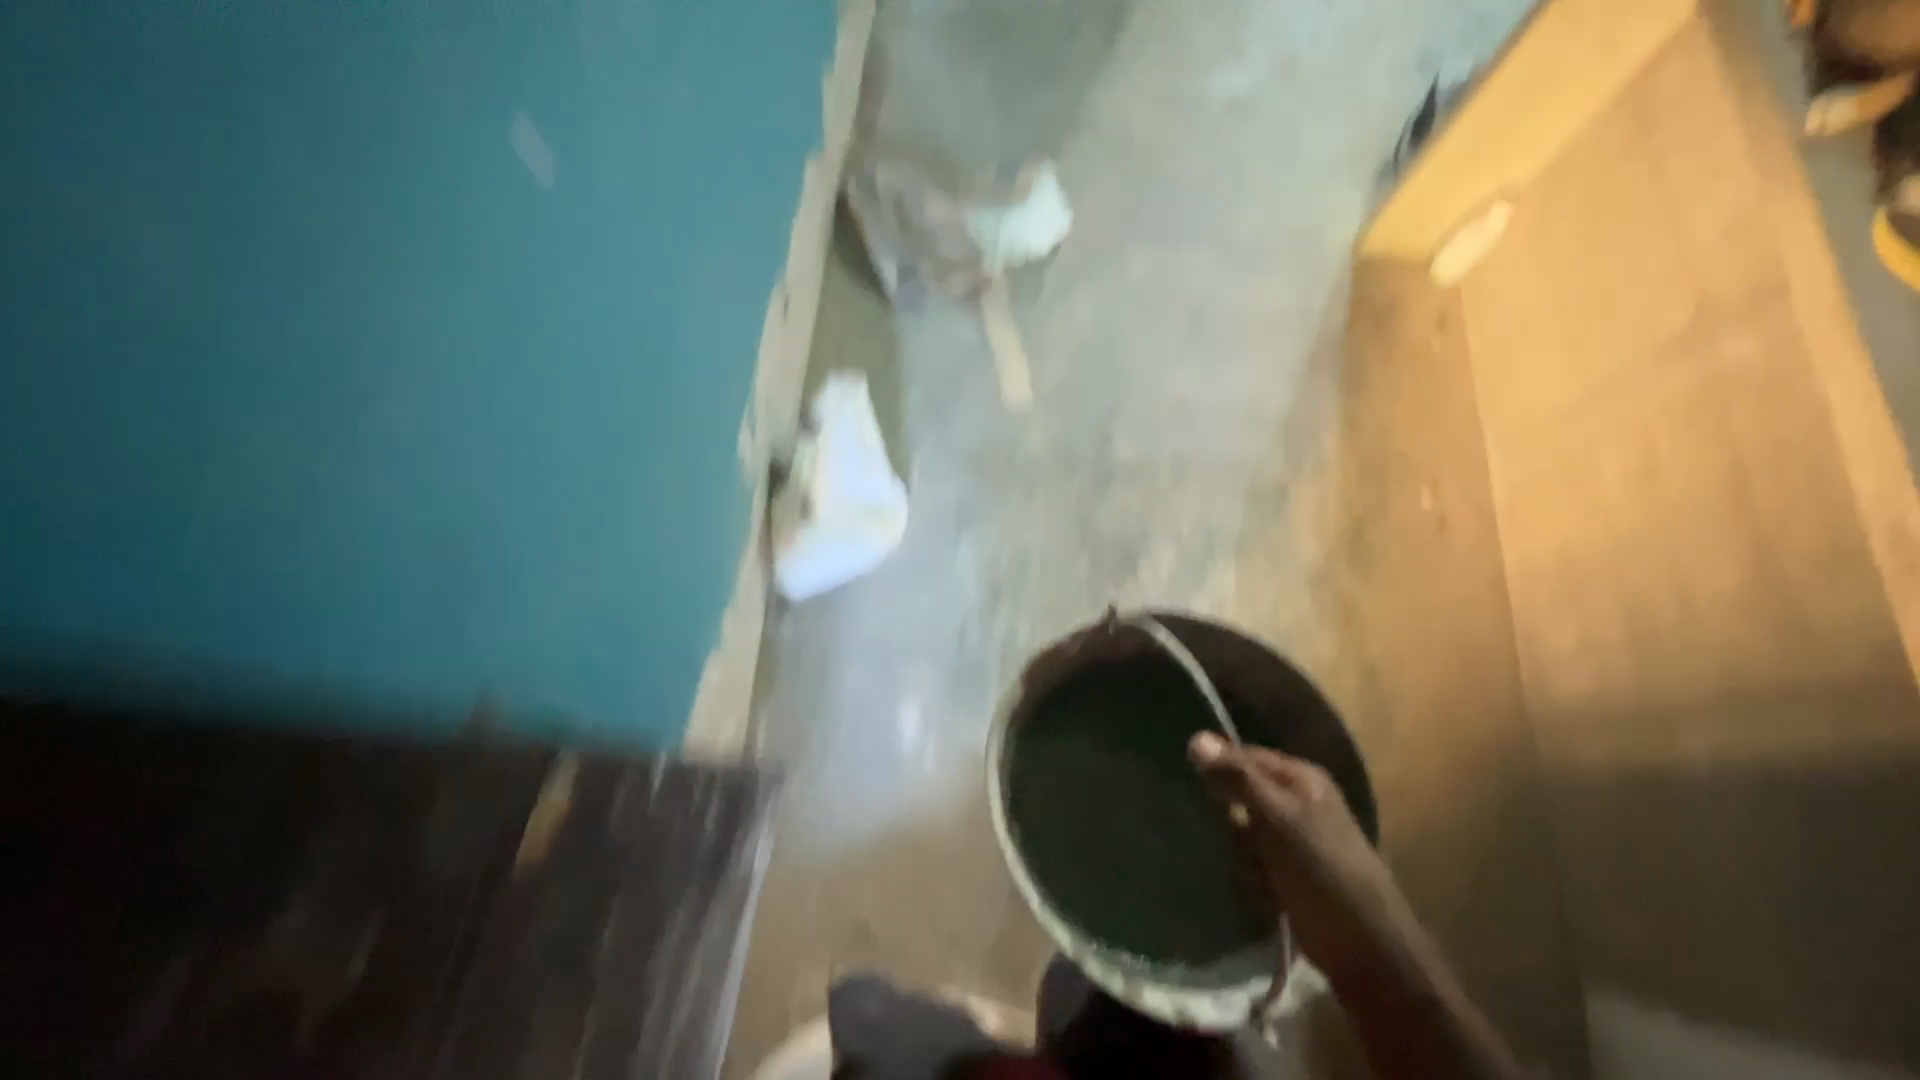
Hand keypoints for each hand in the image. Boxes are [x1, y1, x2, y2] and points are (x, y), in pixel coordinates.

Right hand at [1188, 732, 1424, 989]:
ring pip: (1240, 835)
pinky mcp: (1286, 874)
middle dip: (1234, 827)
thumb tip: (1195, 738)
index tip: (1208, 799)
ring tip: (1262, 879)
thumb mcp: (1281, 819)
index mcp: (1300, 779)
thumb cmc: (1325, 872)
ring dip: (1243, 860)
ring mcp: (1292, 841)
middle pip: (1237, 799)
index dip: (1221, 774)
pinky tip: (1267, 897)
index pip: (1243, 757)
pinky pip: (1250, 864)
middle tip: (1247, 847)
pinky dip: (1253, 881)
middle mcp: (1296, 803)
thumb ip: (1240, 779)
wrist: (1365, 948)